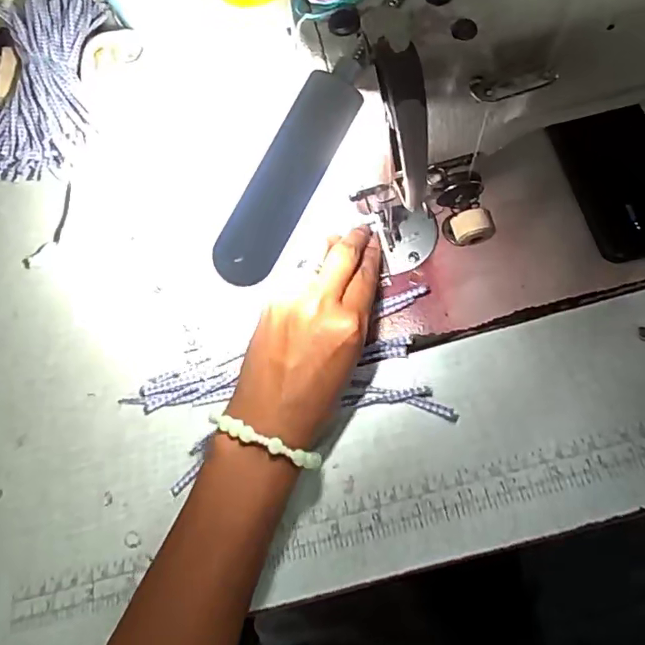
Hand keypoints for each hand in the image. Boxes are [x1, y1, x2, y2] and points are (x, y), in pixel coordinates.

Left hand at [223, 226, 381, 451]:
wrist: (268, 416)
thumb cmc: (315, 399)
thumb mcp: (352, 358)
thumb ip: (357, 319)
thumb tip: (358, 289)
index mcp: (348, 325)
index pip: (366, 277)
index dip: (373, 256)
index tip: (376, 244)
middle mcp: (320, 306)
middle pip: (342, 256)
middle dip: (354, 238)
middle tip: (360, 229)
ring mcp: (292, 300)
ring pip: (315, 258)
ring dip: (329, 245)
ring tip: (337, 237)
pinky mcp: (271, 302)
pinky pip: (295, 274)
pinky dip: (307, 265)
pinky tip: (312, 262)